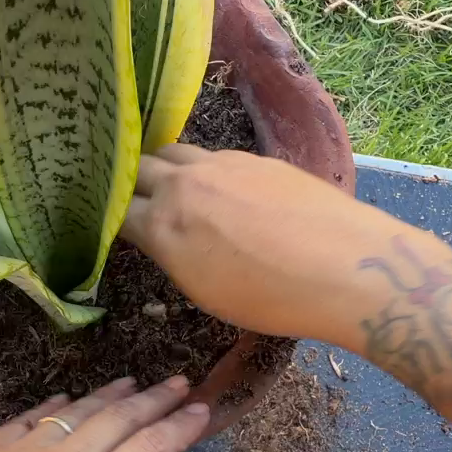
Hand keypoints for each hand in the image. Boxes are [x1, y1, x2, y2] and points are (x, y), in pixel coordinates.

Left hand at [0, 377, 210, 451]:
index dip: (180, 428)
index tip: (203, 410)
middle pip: (117, 419)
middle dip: (153, 399)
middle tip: (179, 382)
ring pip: (75, 412)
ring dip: (108, 396)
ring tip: (133, 383)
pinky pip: (29, 418)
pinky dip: (56, 408)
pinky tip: (64, 404)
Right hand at [122, 144, 386, 340]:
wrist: (345, 266)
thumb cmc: (270, 299)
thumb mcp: (203, 291)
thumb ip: (172, 255)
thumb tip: (162, 237)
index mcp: (162, 225)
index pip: (115, 210)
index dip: (106, 215)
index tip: (106, 222)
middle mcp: (183, 185)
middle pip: (138, 167)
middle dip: (128, 181)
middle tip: (128, 195)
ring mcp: (220, 164)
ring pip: (173, 152)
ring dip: (164, 167)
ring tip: (169, 186)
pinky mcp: (254, 158)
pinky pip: (212, 156)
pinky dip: (202, 169)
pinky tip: (219, 189)